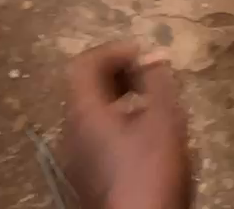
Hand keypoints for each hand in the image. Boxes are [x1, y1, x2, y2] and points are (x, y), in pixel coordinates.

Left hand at [61, 41, 190, 208]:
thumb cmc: (149, 172)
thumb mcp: (163, 119)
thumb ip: (158, 80)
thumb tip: (154, 54)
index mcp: (82, 112)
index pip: (84, 63)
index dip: (114, 51)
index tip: (144, 55)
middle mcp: (69, 133)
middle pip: (85, 87)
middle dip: (119, 74)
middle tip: (149, 77)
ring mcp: (73, 161)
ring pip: (92, 114)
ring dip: (121, 100)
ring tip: (152, 107)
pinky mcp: (84, 181)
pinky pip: (95, 138)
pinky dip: (118, 125)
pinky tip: (145, 140)